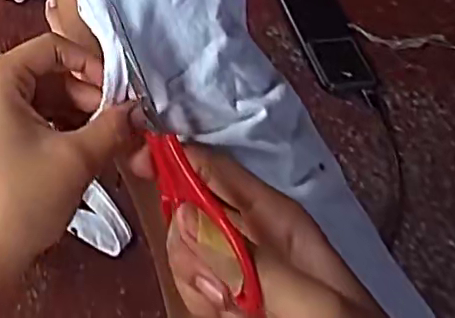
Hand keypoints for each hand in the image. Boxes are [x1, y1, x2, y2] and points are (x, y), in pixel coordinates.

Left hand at [0, 33, 138, 273]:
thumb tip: (135, 109)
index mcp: (2, 76)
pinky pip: (49, 118)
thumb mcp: (74, 158)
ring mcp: (3, 112)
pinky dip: (75, 131)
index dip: (90, 65)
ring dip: (89, 118)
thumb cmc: (14, 203)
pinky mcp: (10, 135)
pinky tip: (98, 151)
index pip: (55, 47)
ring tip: (117, 141)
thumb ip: (111, 126)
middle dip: (94, 98)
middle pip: (58, 73)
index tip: (117, 88)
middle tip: (124, 120)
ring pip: (57, 98)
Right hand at [131, 145, 383, 317]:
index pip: (212, 164)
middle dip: (186, 239)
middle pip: (188, 207)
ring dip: (193, 278)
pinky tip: (219, 313)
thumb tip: (188, 217)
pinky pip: (194, 289)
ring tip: (227, 309)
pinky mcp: (231, 304)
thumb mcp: (315, 301)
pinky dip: (197, 301)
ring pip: (186, 250)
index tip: (138, 159)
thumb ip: (251, 259)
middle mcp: (254, 238)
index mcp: (276, 216)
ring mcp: (242, 273)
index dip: (173, 154)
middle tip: (215, 286)